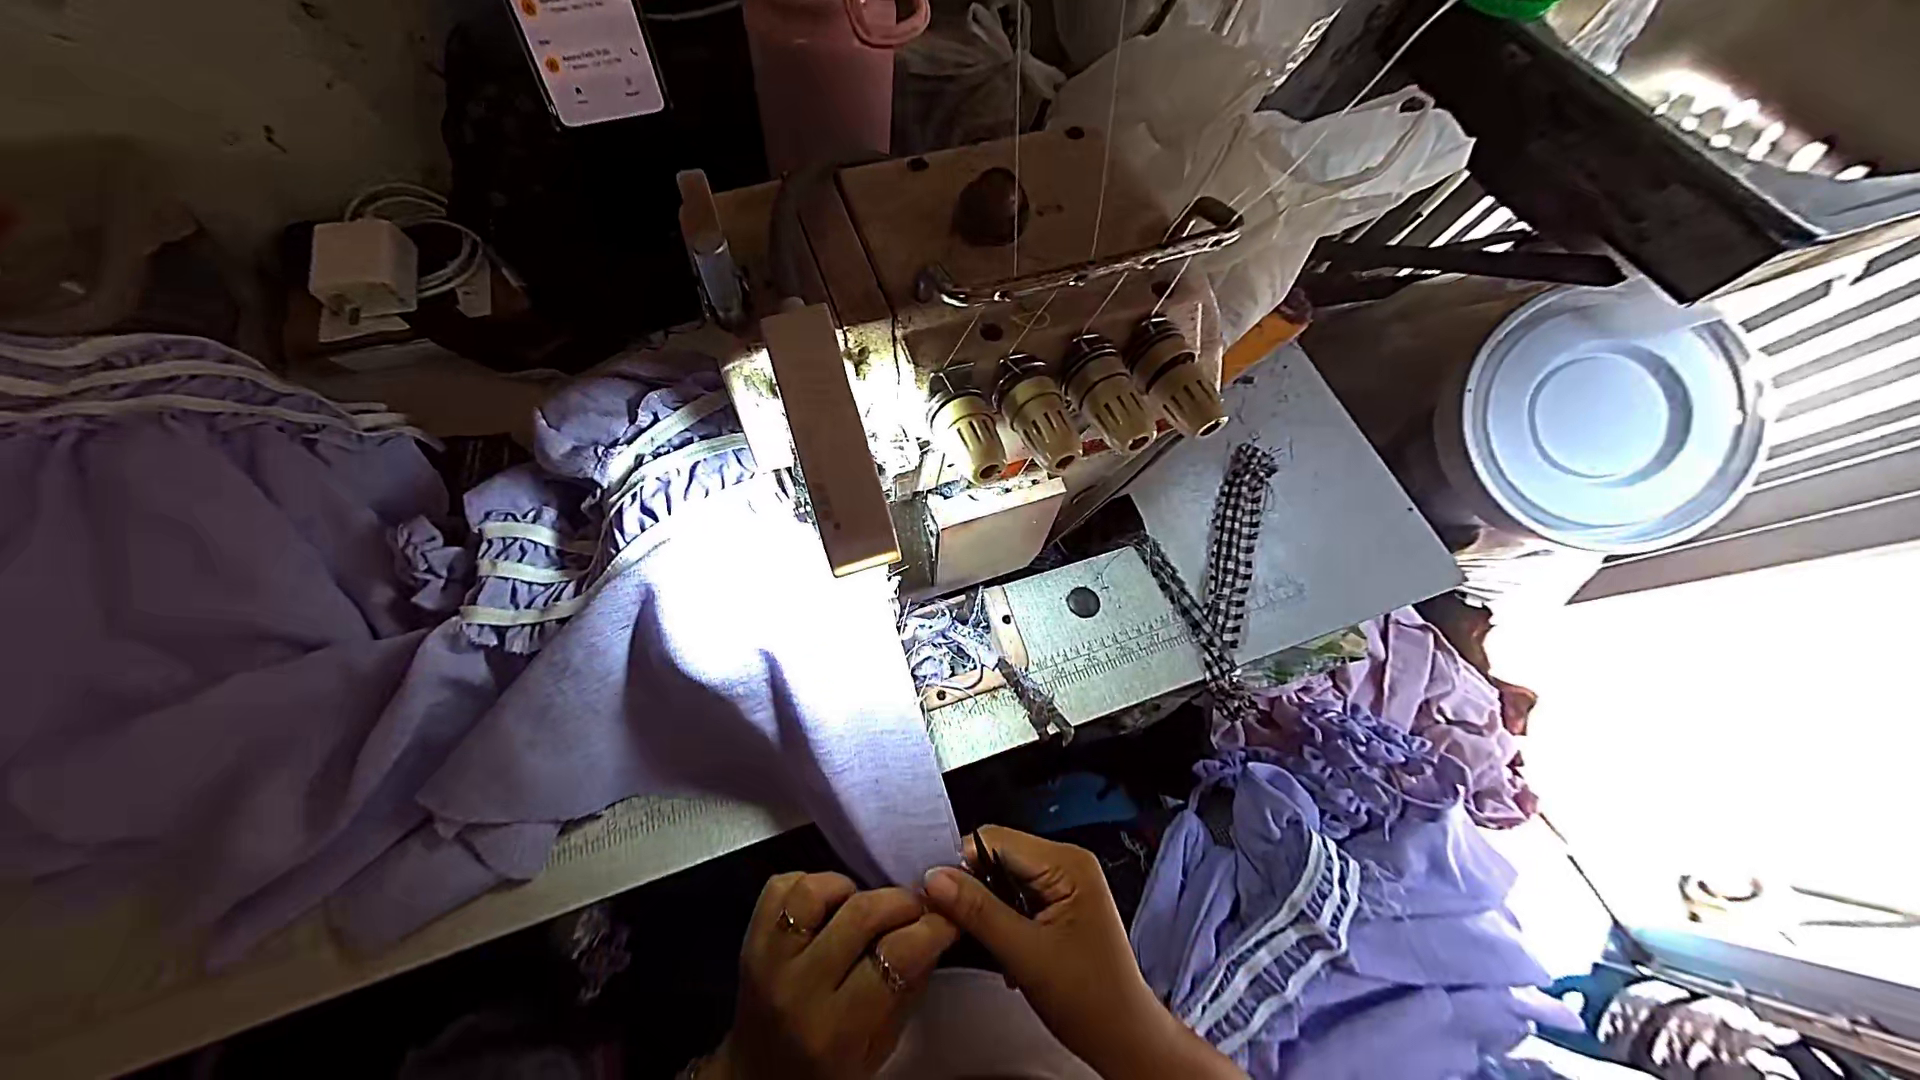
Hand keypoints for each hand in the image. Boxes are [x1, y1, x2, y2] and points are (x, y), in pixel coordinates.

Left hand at [702, 872, 958, 1079]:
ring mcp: (767, 960)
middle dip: (902, 900)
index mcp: (836, 1030)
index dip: (933, 927)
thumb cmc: (827, 1070)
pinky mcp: (749, 938)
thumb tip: (938, 926)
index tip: (948, 917)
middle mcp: (798, 990)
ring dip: (851, 888)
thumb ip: (909, 988)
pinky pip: (781, 885)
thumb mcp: (878, 1049)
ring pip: (815, 890)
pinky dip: (811, 883)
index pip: (896, 955)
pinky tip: (828, 904)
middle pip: (861, 912)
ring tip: (863, 905)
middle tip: (916, 906)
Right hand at [921, 826, 1242, 1079]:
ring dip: (985, 905)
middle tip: (953, 922)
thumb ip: (978, 911)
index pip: (995, 839)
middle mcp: (1067, 862)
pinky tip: (1000, 946)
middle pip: (998, 854)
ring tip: (982, 940)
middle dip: (973, 887)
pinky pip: (1015, 892)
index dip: (962, 863)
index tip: (936, 894)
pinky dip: (1000, 916)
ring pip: (1003, 875)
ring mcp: (1064, 881)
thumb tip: (936, 878)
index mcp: (1067, 863)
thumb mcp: (1025, 955)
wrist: (1126, 1041)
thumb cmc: (1091, 1001)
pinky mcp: (1059, 901)